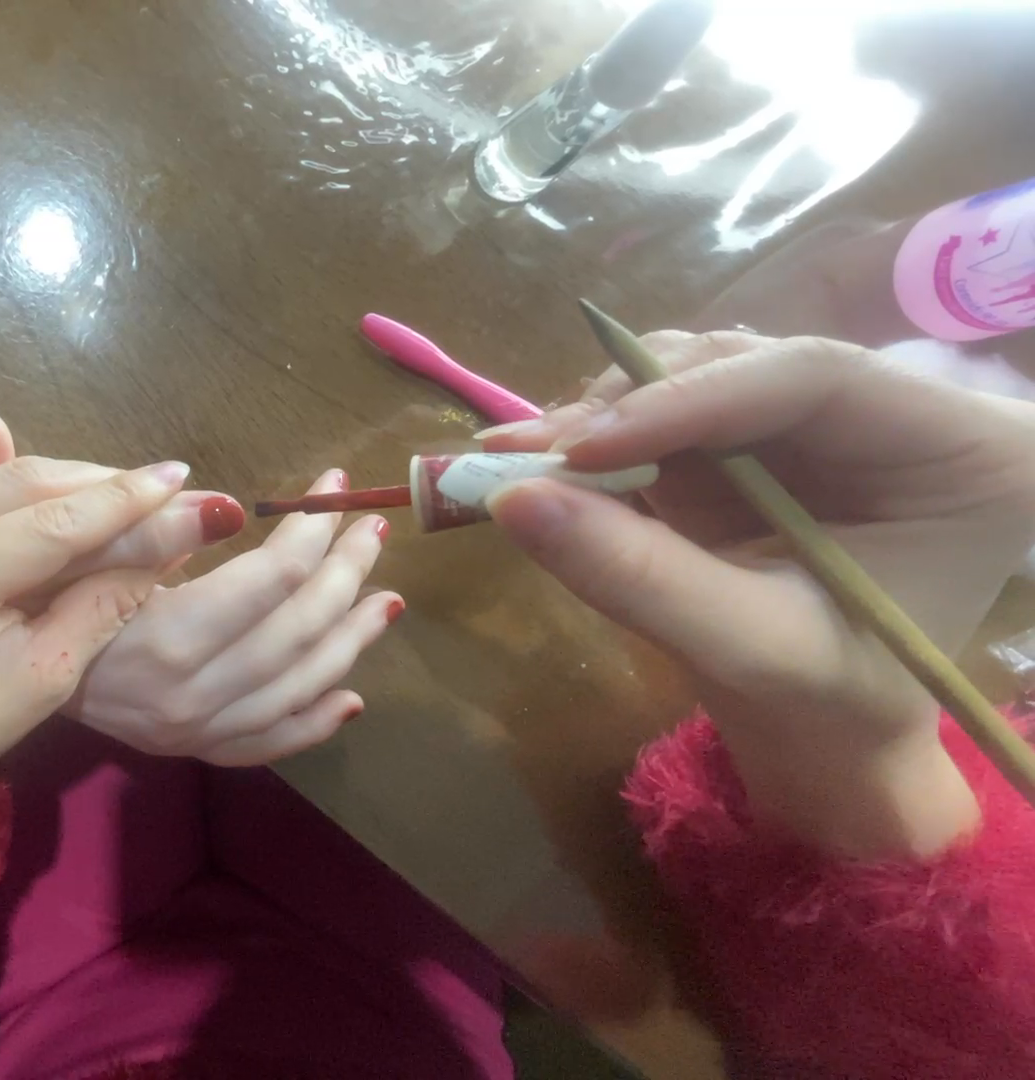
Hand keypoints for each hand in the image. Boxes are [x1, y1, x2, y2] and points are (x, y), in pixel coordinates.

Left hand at [0, 391, 197, 828]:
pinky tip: (0, 462)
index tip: (192, 489)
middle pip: (23, 480)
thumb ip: (111, 595)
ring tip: (92, 503)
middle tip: (166, 503)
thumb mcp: (48, 677)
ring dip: (53, 469)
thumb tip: (187, 526)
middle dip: (105, 487)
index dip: (126, 504)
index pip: (48, 527)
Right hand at [63, 469, 403, 765]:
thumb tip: (230, 505)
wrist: (7, 674)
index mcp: (167, 640)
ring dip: (352, 639)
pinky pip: (270, 742)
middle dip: (343, 572)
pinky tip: (351, 698)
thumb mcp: (87, 552)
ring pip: (300, 687)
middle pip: (298, 630)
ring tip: (388, 599)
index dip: (311, 528)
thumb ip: (156, 528)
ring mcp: (198, 732)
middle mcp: (193, 697)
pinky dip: (316, 721)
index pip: (269, 580)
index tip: (331, 486)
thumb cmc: (40, 598)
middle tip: (372, 528)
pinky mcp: (194, 750)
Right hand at [482, 333, 1034, 855]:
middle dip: (620, 407)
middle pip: (735, 363)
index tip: (573, 449)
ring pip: (682, 375)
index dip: (679, 398)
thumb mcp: (739, 647)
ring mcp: (804, 424)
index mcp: (962, 453)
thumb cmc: (816, 699)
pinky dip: (586, 436)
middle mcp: (888, 413)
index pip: (812, 376)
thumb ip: (634, 574)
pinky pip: (650, 411)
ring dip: (593, 416)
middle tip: (527, 452)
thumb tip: (508, 498)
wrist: (811, 723)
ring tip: (519, 457)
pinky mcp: (737, 440)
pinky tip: (541, 460)